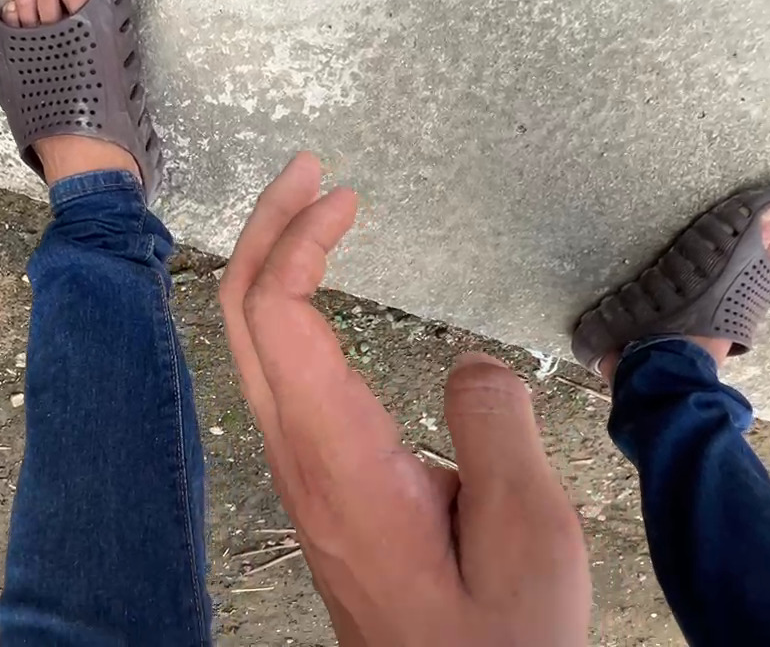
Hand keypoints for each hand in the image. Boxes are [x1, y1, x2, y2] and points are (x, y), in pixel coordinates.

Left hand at [217, 153, 590, 644]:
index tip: (343, 195)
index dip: (299, 239)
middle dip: (266, 225)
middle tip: (307, 169)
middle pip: (242, 308)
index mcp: (333, 451)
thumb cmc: (491, 641)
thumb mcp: (527, 539)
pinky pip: (273, 360)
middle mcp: (293, 445)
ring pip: (249, 333)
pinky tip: (312, 287)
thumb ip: (497, 429)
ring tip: (310, 207)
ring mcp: (292, 456)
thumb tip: (471, 362)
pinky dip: (284, 300)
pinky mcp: (308, 466)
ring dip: (271, 257)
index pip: (279, 313)